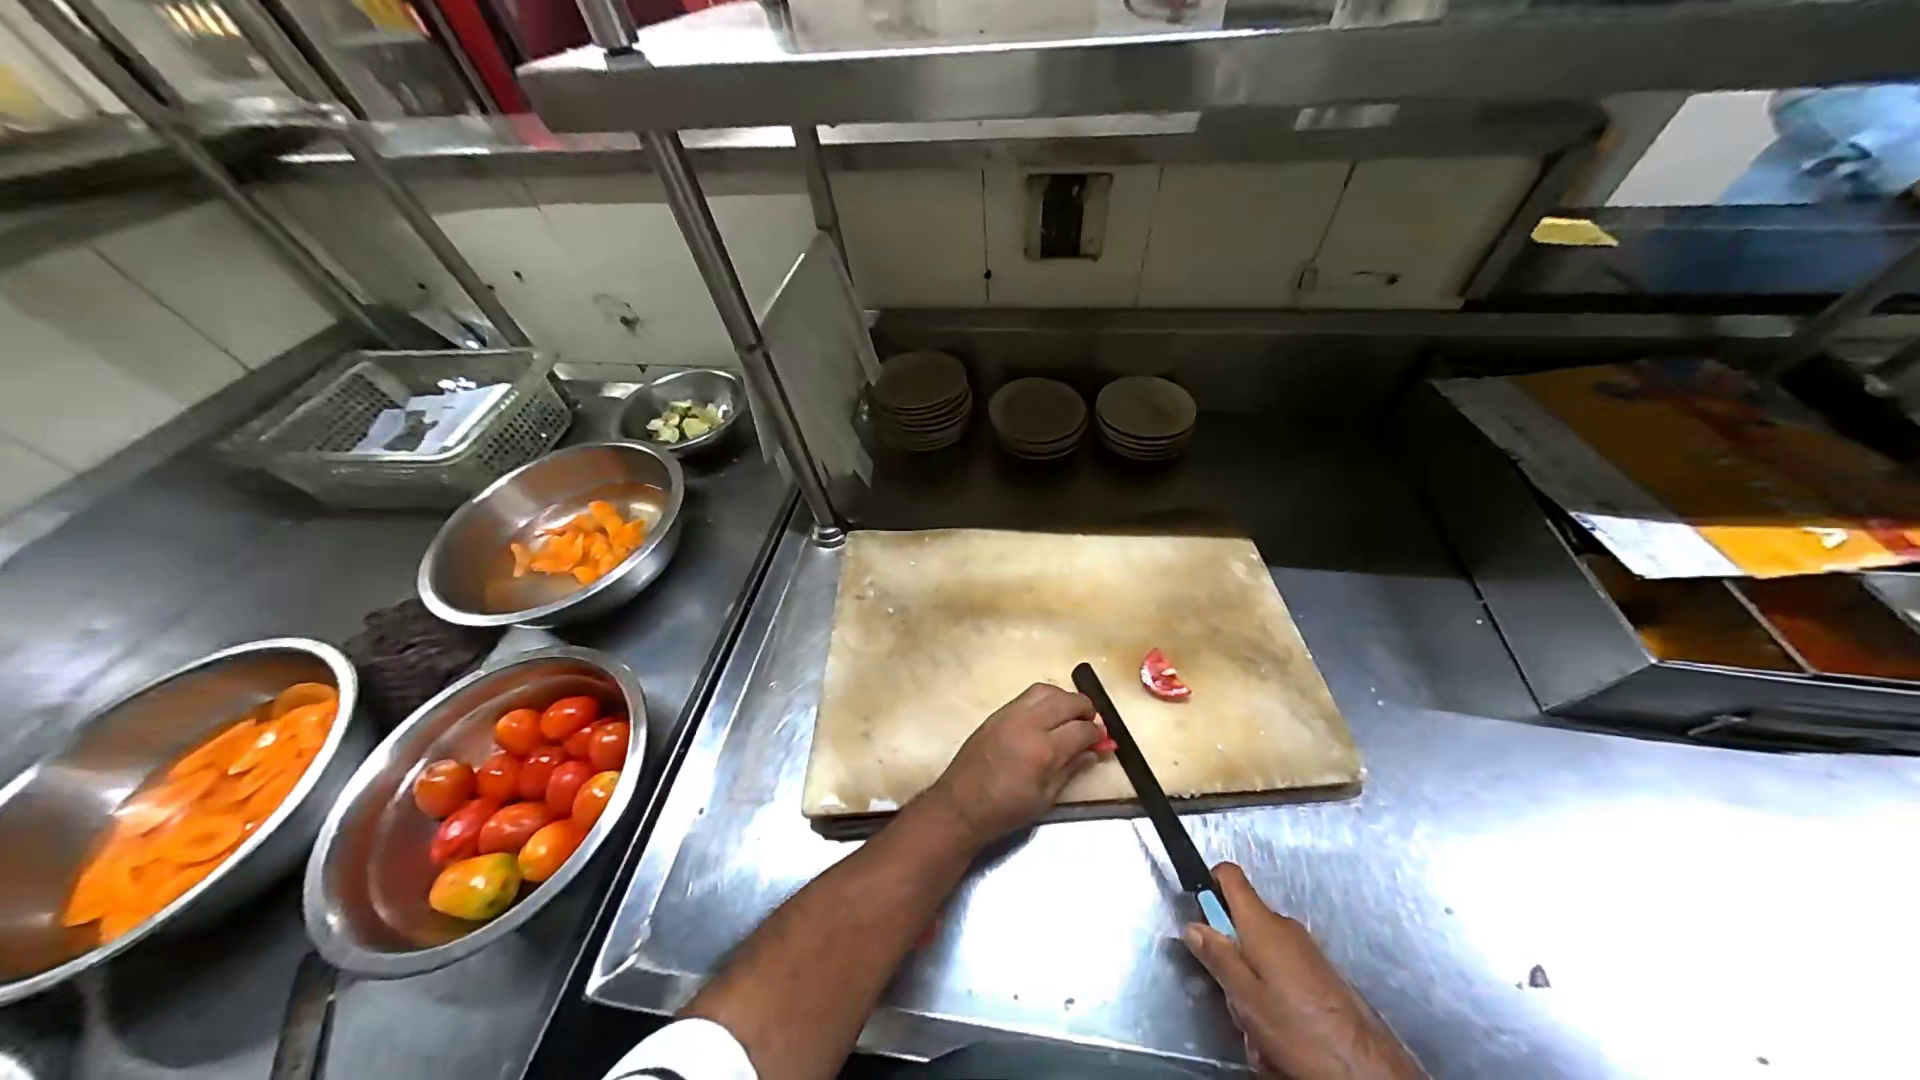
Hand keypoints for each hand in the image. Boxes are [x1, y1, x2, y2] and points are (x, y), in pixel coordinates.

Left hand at [916, 683, 1101, 848]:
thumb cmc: (1005, 810)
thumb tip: (1094, 752)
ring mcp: (1010, 715)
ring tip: (1071, 715)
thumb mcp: (1046, 797)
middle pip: (1067, 701)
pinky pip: (1026, 696)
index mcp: (1043, 750)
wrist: (960, 805)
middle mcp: (1028, 724)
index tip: (1103, 741)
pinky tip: (1048, 715)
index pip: (1082, 729)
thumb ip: (1071, 769)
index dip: (1098, 734)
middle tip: (1092, 723)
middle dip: (1086, 709)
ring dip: (1064, 698)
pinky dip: (1044, 699)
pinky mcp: (996, 714)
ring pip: (1045, 690)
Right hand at [1183, 863, 1426, 1079]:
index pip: (1230, 876)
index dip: (1209, 884)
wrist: (1366, 1069)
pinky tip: (1277, 1031)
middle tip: (1230, 991)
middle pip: (1241, 922)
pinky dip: (1272, 994)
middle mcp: (1285, 927)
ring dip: (1249, 981)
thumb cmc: (1301, 1030)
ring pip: (1259, 952)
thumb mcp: (1245, 997)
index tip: (1199, 912)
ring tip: (1257, 1023)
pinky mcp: (1318, 974)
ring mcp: (1304, 949)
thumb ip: (1217, 956)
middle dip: (1229, 953)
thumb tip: (1194, 926)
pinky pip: (1280, 970)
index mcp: (1262, 923)